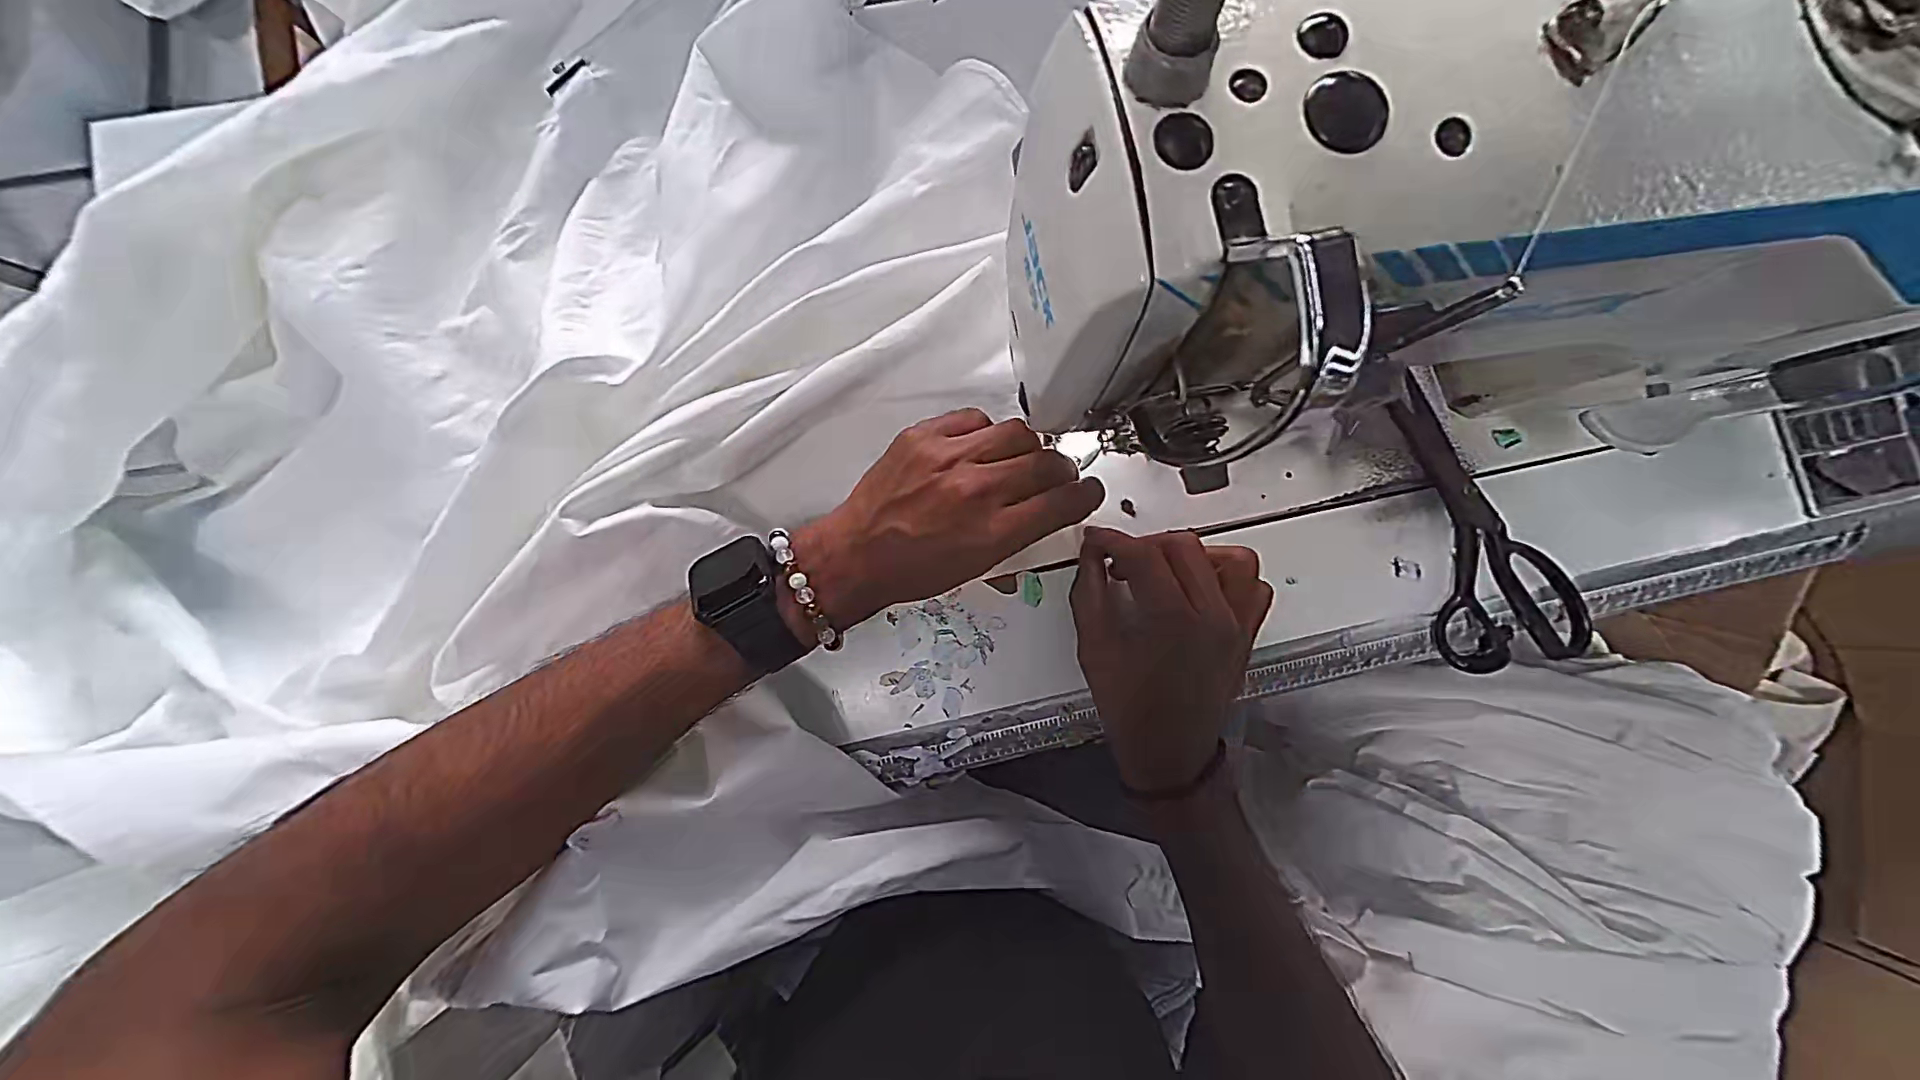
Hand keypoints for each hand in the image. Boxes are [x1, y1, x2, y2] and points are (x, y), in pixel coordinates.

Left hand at [792, 409, 1103, 629]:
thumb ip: (1018, 541)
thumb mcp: (975, 569)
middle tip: (1057, 476)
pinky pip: (974, 418)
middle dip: (1061, 470)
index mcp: (993, 533)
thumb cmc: (909, 570)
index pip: (1061, 503)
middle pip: (1046, 463)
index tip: (1087, 492)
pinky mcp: (923, 438)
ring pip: (1017, 434)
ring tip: (1019, 460)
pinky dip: (986, 431)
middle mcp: (975, 491)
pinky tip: (981, 446)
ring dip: (1028, 448)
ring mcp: (948, 458)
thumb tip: (1045, 519)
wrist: (856, 555)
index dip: (1084, 495)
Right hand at [1070, 528, 1273, 791]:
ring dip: (1193, 553)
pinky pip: (1253, 586)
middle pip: (1184, 546)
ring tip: (1165, 568)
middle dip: (1146, 545)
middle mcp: (1212, 617)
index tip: (1097, 541)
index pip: (1143, 554)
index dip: (1112, 541)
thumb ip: (1089, 593)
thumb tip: (1092, 557)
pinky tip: (1202, 585)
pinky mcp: (1248, 634)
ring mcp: (1236, 625)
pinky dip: (1230, 575)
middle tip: (1122, 559)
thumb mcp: (1094, 648)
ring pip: (1229, 558)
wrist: (1168, 752)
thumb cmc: (1131, 710)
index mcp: (1172, 619)